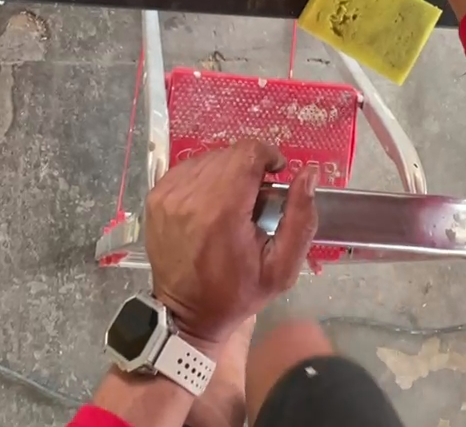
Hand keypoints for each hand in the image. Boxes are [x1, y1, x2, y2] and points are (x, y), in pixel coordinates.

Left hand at [144, 140, 318, 349]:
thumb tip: (308, 173)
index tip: (275, 174)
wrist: (186, 315)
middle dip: (249, 168)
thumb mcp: (282, 268)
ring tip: (233, 202)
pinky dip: (205, 178)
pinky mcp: (157, 196)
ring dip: (227, 172)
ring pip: (210, 157)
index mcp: (222, 210)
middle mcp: (191, 195)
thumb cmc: (237, 292)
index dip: (268, 156)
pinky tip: (211, 202)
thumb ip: (301, 218)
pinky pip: (189, 167)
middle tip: (255, 199)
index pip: (249, 152)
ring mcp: (169, 194)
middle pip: (230, 154)